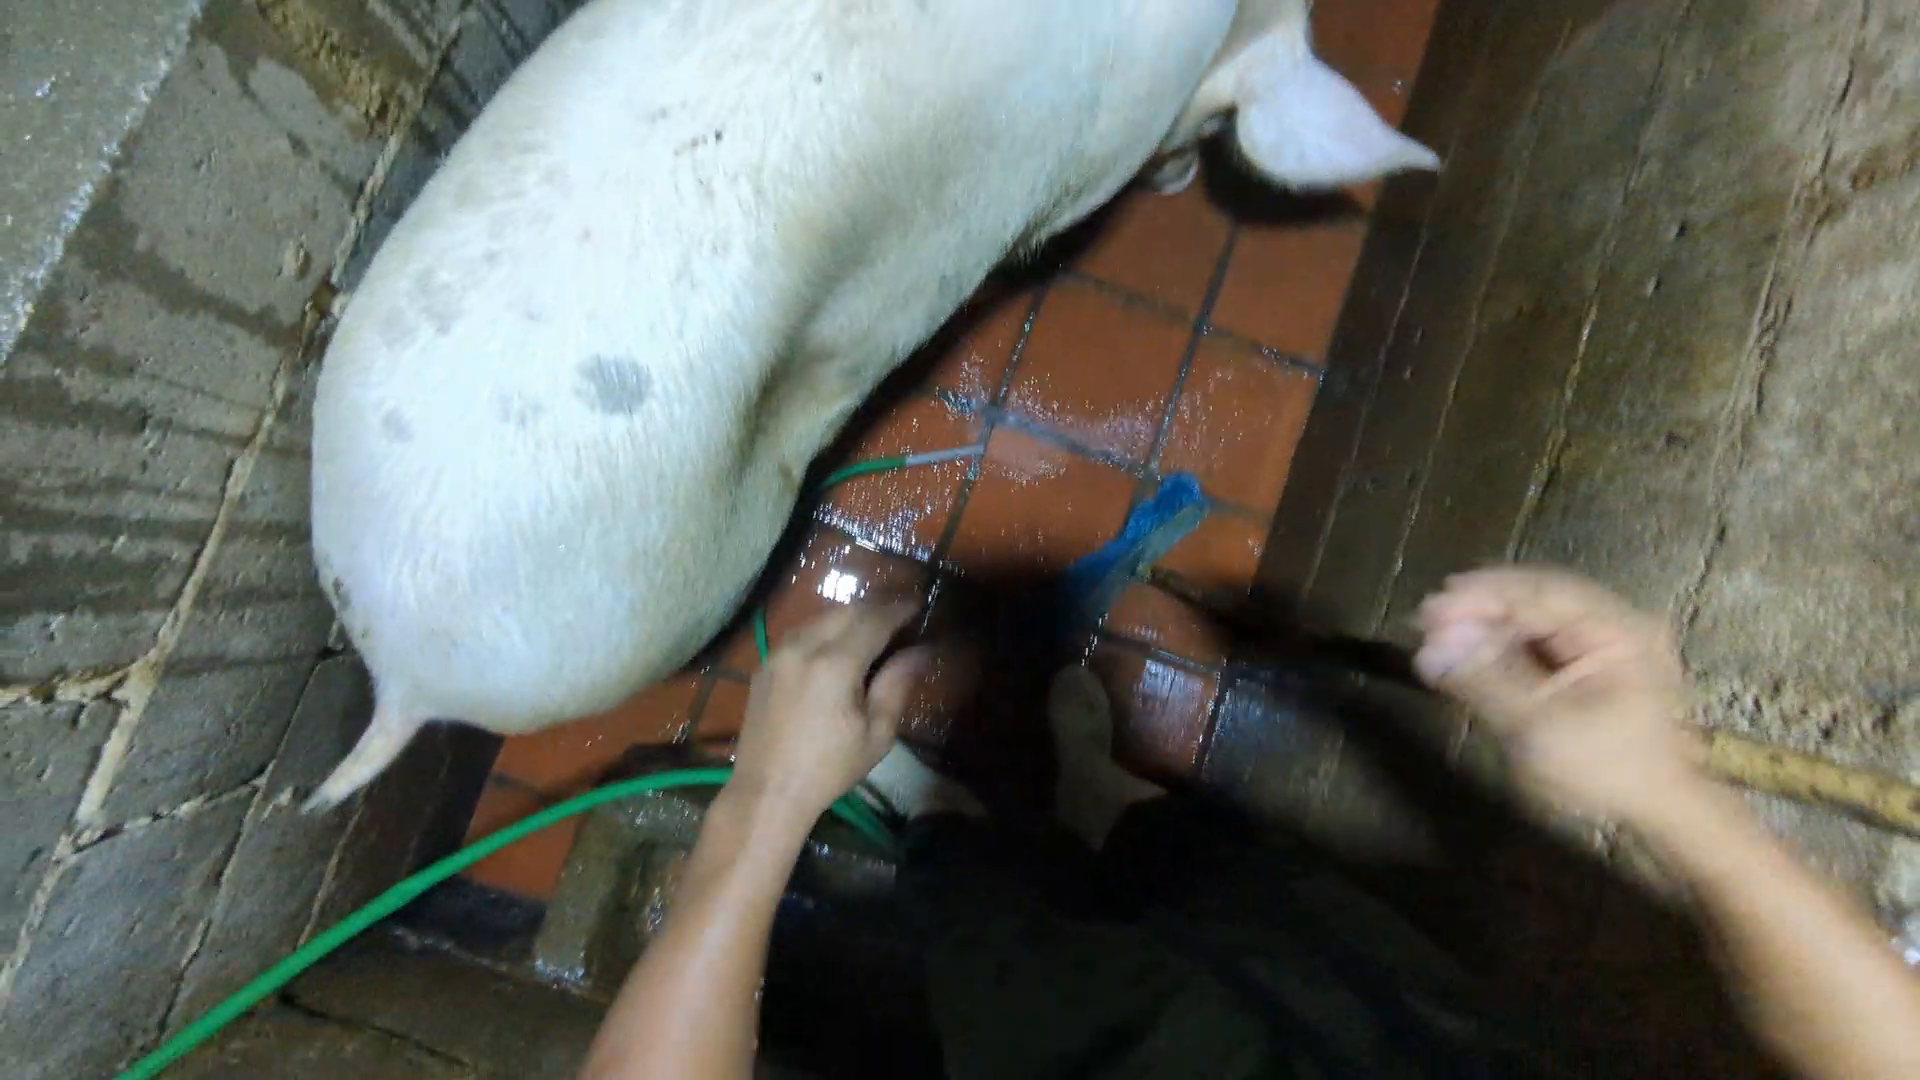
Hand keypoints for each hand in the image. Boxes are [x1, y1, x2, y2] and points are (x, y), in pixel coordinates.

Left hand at [728, 602, 931, 819]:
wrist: (767, 791)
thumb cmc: (829, 768)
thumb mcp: (877, 733)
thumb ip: (898, 684)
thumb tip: (921, 650)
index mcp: (835, 664)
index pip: (875, 620)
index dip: (900, 609)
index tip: (920, 604)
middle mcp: (803, 647)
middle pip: (847, 610)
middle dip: (877, 607)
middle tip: (901, 616)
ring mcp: (778, 652)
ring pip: (822, 616)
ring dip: (850, 616)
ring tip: (873, 629)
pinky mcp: (765, 663)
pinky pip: (801, 631)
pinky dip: (826, 628)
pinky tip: (838, 645)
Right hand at [1413, 565, 1701, 823]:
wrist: (1658, 808)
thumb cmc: (1605, 768)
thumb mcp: (1537, 725)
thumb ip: (1481, 681)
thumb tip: (1425, 651)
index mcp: (1617, 630)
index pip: (1537, 592)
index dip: (1477, 596)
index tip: (1429, 610)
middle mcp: (1613, 622)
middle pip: (1531, 596)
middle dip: (1474, 607)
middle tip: (1424, 621)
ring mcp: (1602, 638)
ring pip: (1528, 613)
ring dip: (1481, 622)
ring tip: (1437, 636)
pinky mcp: (1586, 656)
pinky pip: (1534, 634)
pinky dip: (1497, 638)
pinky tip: (1466, 649)